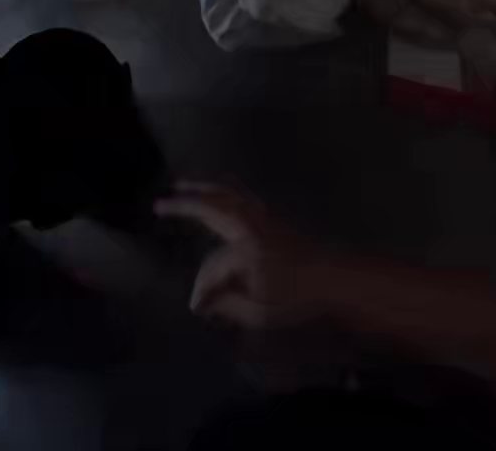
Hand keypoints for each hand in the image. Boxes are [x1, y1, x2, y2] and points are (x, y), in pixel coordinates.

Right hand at [154, 182, 340, 327]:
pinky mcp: (268, 215)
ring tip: (183, 185)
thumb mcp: (259, 310)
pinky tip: (216, 195)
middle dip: (186, 200)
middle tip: (163, 199)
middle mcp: (250, 221)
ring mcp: (260, 214)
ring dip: (203, 187)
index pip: (212, 265)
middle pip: (213, 203)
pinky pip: (237, 195)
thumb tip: (202, 300)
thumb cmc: (296, 296)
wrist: (332, 277)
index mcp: (244, 243)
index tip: (196, 307)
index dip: (202, 287)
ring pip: (225, 192)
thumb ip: (226, 303)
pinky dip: (220, 190)